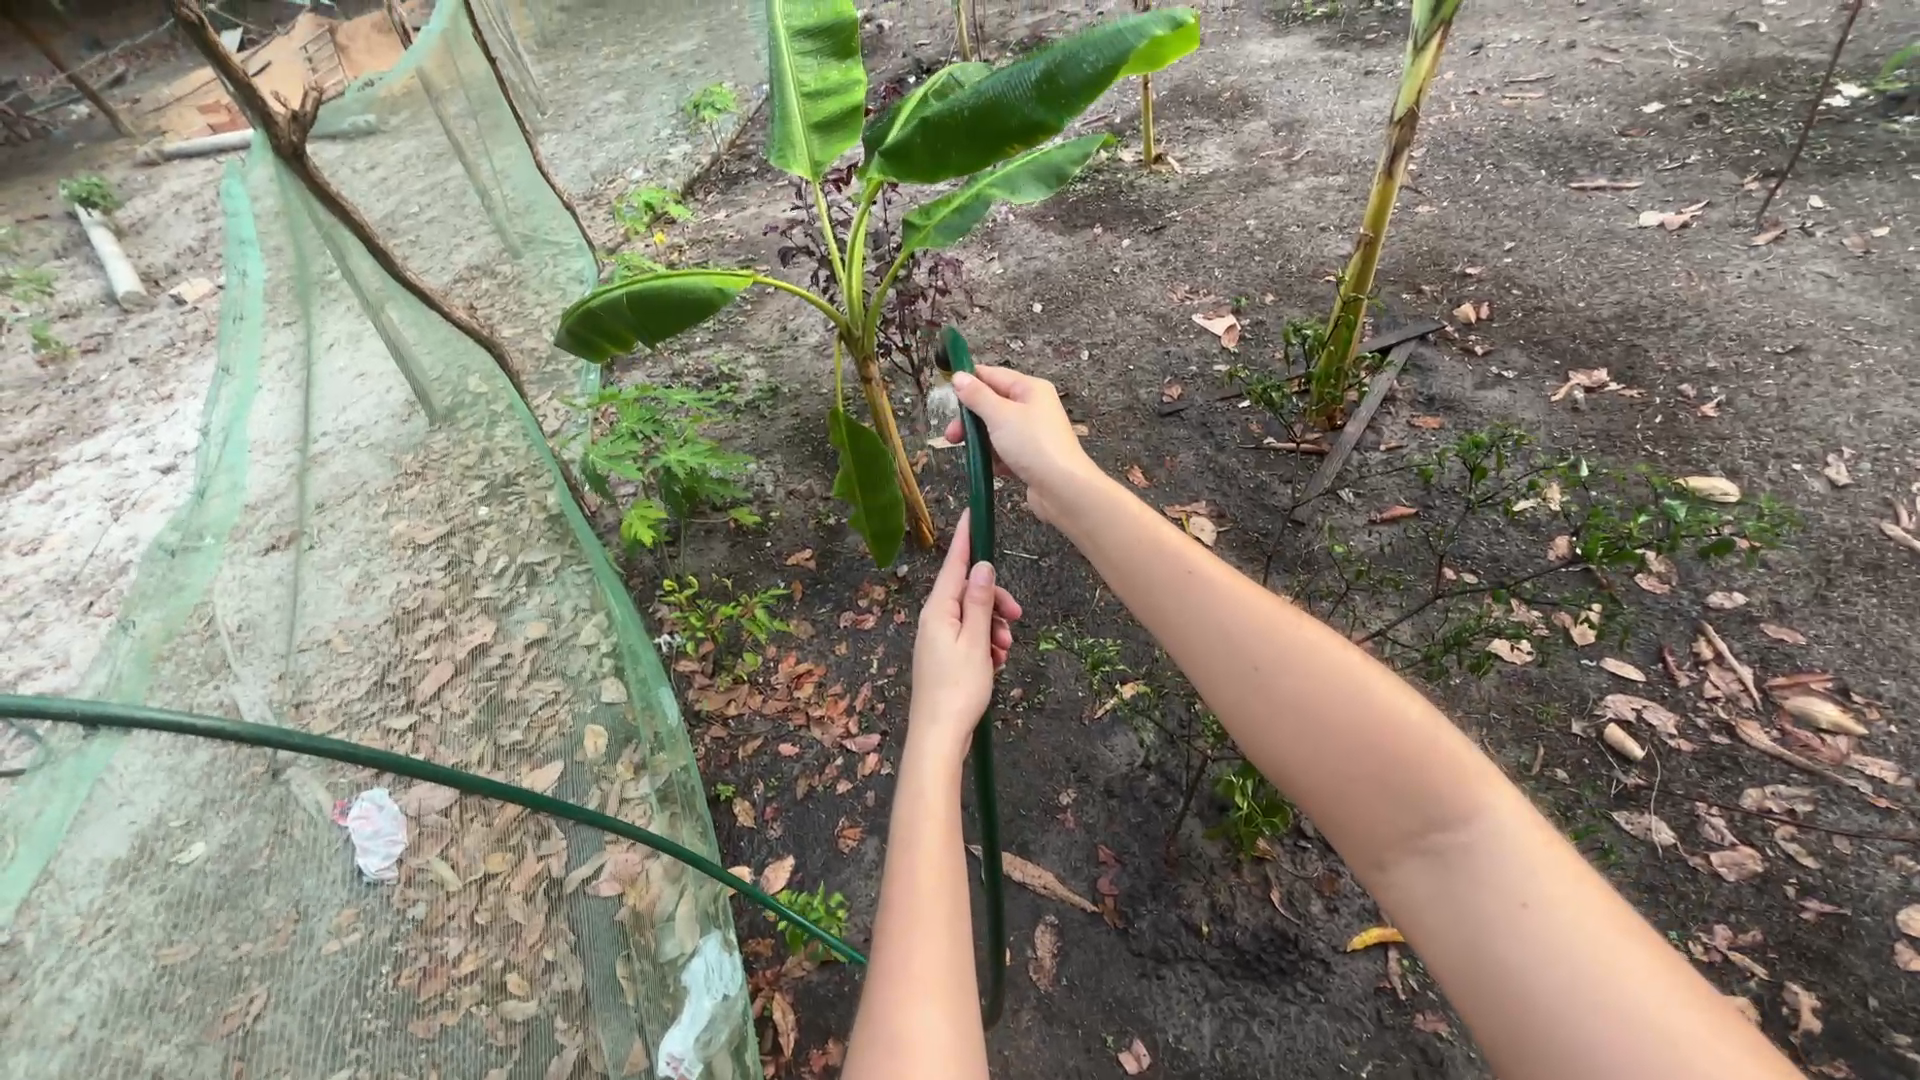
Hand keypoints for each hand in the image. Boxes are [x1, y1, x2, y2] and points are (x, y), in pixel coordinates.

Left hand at [910, 510, 1021, 757]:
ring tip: (1002, 652)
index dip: (966, 540)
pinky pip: (971, 638)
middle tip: (1015, 620)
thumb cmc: (958, 688)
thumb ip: (981, 602)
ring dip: (994, 628)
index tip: (972, 515)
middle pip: (971, 592)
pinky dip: (986, 645)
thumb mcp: (975, 641)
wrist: (940, 735)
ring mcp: (939, 639)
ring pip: (974, 617)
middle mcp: (935, 619)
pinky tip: (995, 664)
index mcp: (938, 610)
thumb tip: (982, 566)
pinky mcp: (946, 657)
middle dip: (996, 602)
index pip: (955, 565)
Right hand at [942, 366, 1100, 525]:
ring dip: (981, 441)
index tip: (947, 392)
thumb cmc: (1032, 445)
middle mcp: (1033, 407)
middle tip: (952, 435)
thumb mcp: (999, 415)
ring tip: (970, 454)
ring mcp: (1033, 434)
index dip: (970, 382)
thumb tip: (959, 376)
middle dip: (970, 419)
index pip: (993, 376)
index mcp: (1030, 389)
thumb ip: (977, 396)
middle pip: (992, 405)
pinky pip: (1005, 451)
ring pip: (996, 430)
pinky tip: (991, 468)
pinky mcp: (1031, 457)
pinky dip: (995, 458)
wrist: (1061, 488)